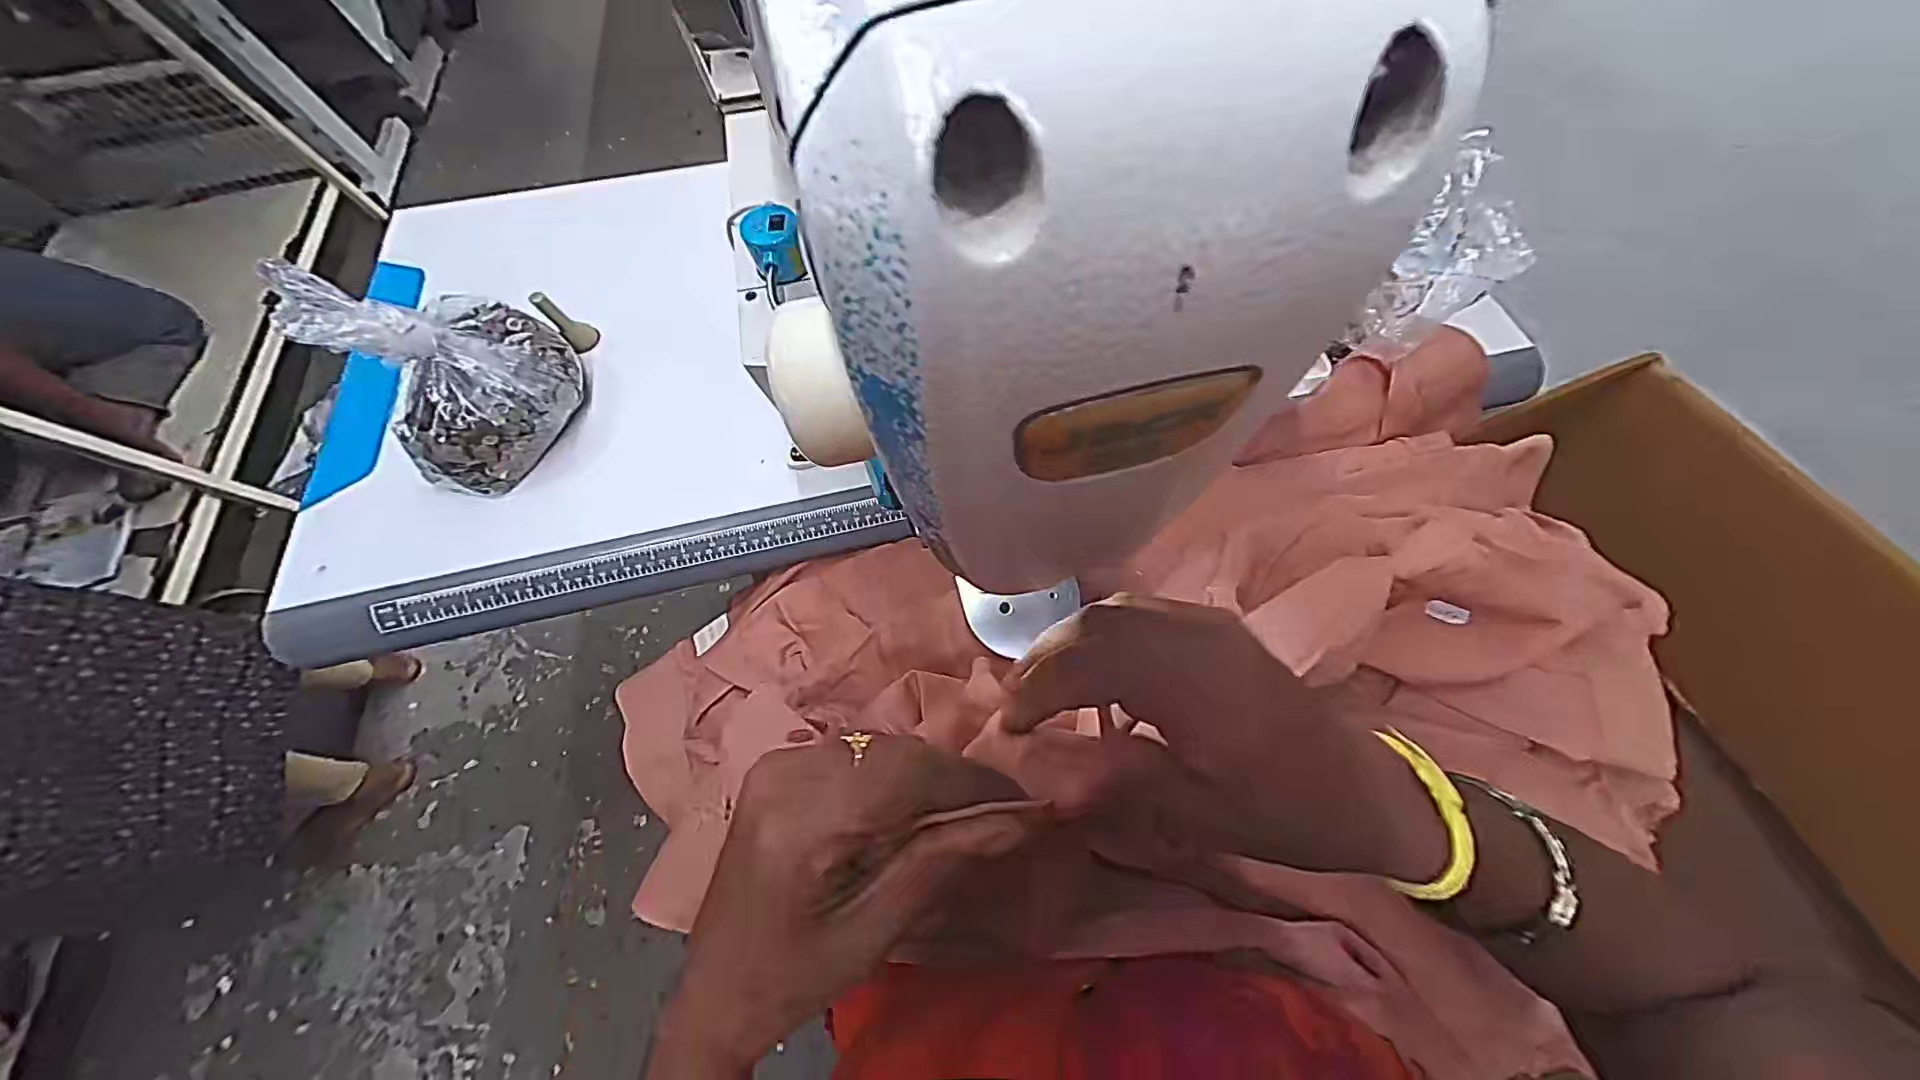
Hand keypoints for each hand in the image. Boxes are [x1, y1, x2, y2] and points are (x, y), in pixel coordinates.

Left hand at [648, 736, 1045, 1077]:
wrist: (716, 986)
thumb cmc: (796, 975)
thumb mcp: (876, 930)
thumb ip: (944, 860)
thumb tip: (1018, 818)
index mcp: (804, 822)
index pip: (908, 772)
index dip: (970, 780)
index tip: (1020, 797)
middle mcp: (785, 774)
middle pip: (895, 752)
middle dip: (950, 776)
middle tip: (993, 808)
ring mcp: (776, 763)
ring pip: (878, 745)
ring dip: (923, 772)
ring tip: (955, 808)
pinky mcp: (776, 764)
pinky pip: (853, 750)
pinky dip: (890, 770)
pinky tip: (904, 804)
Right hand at [1001, 594, 1444, 880]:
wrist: (1362, 786)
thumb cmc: (1284, 810)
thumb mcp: (1199, 814)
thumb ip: (1117, 780)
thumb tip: (1045, 771)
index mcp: (1194, 683)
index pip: (1090, 664)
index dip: (1038, 691)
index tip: (1011, 729)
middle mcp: (1196, 635)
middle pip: (1097, 624)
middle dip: (1044, 660)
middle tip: (1019, 705)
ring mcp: (1205, 622)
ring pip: (1115, 609)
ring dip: (1069, 642)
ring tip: (1046, 685)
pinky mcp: (1211, 624)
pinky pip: (1138, 611)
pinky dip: (1100, 635)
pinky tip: (1094, 669)